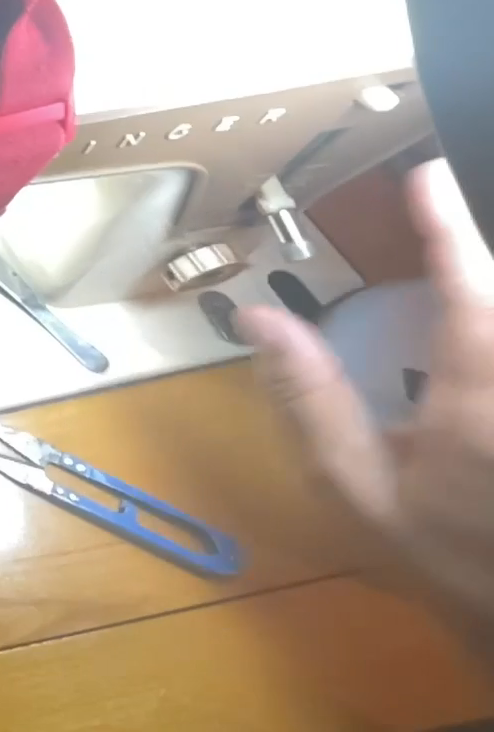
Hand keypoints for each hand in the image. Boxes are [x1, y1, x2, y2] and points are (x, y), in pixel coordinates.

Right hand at [238, 160, 493, 633]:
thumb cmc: (437, 555)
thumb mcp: (349, 483)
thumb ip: (309, 397)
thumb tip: (260, 316)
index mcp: (478, 405)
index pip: (470, 296)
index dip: (447, 232)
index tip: (425, 177)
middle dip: (476, 252)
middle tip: (440, 202)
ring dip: (481, 285)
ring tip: (456, 254)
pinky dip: (483, 313)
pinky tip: (468, 307)